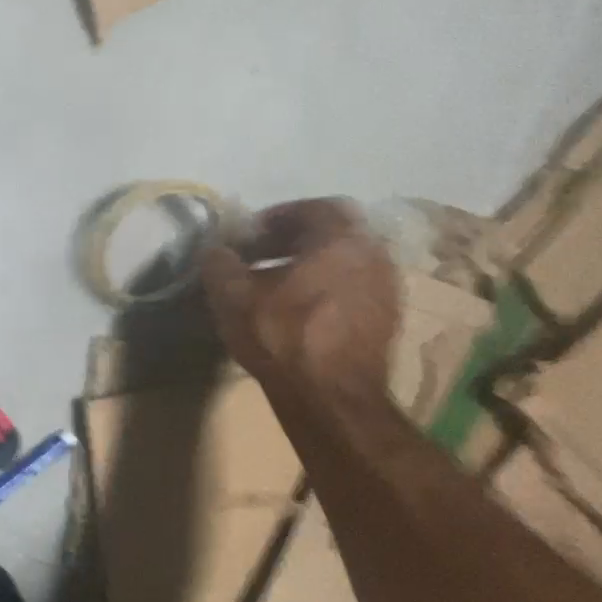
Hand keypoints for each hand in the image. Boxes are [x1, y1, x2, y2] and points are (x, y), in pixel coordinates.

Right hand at [199, 198, 400, 403]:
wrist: (330, 394)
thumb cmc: (280, 336)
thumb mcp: (233, 298)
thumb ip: (220, 265)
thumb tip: (215, 250)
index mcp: (342, 241)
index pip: (317, 207)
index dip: (279, 215)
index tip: (248, 235)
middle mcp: (375, 255)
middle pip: (334, 234)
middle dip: (292, 241)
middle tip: (255, 259)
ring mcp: (386, 287)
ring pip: (344, 262)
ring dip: (309, 266)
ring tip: (273, 288)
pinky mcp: (386, 316)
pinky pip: (353, 287)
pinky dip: (325, 288)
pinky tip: (296, 312)